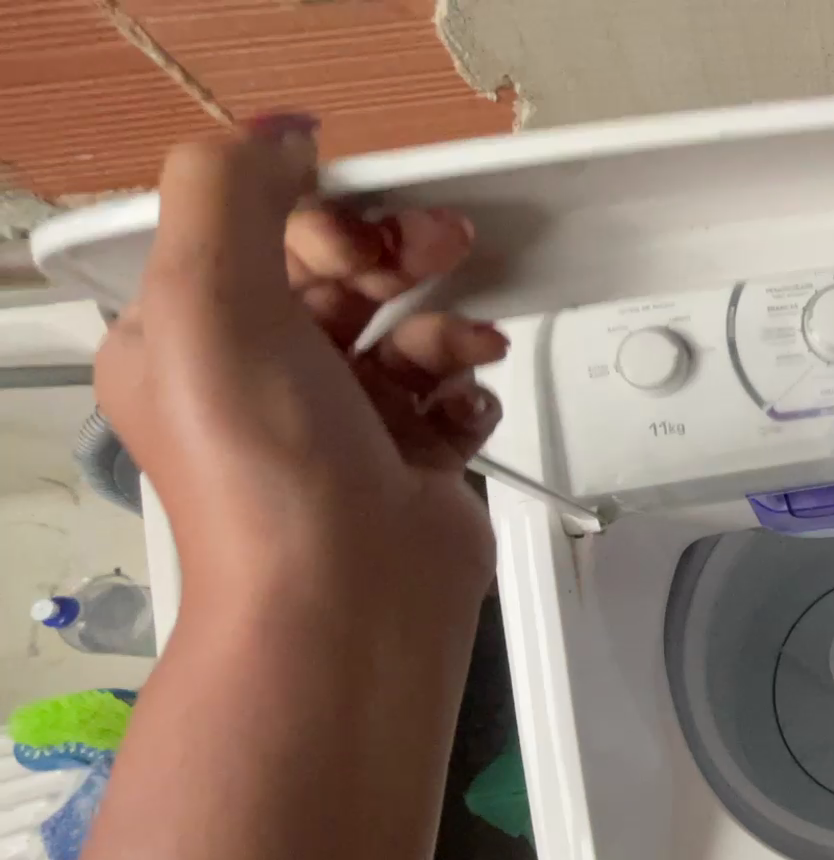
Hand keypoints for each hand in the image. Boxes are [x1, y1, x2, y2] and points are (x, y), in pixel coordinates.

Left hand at [94, 116, 506, 609]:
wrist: (356, 591)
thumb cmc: (273, 472)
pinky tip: (465, 414)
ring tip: (469, 353)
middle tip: (452, 238)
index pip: (266, 238)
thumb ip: (233, 197)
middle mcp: (277, 376)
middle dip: (405, 256)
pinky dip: (471, 399)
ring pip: (415, 340)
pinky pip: (458, 400)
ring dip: (450, 336)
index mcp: (202, 335)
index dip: (322, 215)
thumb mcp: (213, 306)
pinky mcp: (422, 456)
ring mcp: (355, 420)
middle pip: (351, 283)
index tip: (366, 216)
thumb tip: (280, 135)